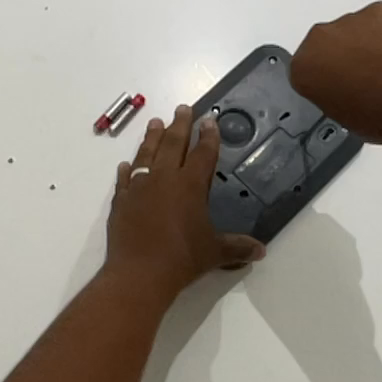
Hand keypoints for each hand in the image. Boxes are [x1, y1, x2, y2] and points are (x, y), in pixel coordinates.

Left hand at [104, 105, 264, 298]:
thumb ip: (237, 248)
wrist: (139, 273)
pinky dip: (127, 170)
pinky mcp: (121, 201)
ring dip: (152, 137)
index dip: (208, 136)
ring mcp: (139, 188)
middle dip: (180, 125)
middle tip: (183, 108)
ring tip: (155, 123)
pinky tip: (127, 165)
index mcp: (190, 185)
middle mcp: (164, 178)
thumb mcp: (215, 253)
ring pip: (147, 154)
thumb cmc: (182, 259)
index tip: (209, 120)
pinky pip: (124, 180)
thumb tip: (261, 251)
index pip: (203, 153)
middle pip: (173, 144)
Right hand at [290, 2, 381, 144]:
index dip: (327, 83)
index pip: (307, 72)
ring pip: (355, 30)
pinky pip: (381, 21)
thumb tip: (346, 88)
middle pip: (329, 45)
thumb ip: (335, 95)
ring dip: (368, 44)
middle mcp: (322, 38)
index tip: (341, 91)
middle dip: (344, 57)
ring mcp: (353, 19)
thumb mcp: (347, 119)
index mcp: (305, 68)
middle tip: (367, 80)